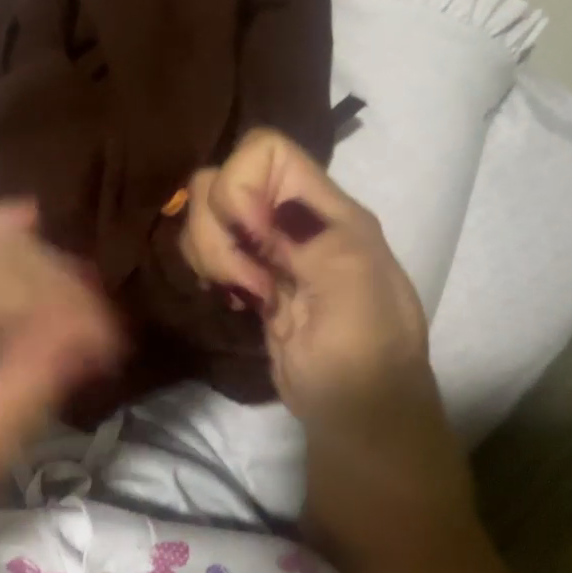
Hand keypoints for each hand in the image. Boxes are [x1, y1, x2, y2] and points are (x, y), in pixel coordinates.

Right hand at [177, 129, 436, 430]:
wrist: (359, 420)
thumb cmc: (364, 362)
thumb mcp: (355, 298)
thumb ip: (313, 240)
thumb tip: (263, 205)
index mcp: (328, 213)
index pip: (265, 152)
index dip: (239, 187)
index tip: (249, 239)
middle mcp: (295, 220)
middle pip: (221, 182)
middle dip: (215, 229)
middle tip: (246, 279)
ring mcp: (270, 250)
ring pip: (207, 216)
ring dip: (208, 253)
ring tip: (242, 293)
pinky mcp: (251, 279)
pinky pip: (210, 250)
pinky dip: (208, 269)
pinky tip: (232, 299)